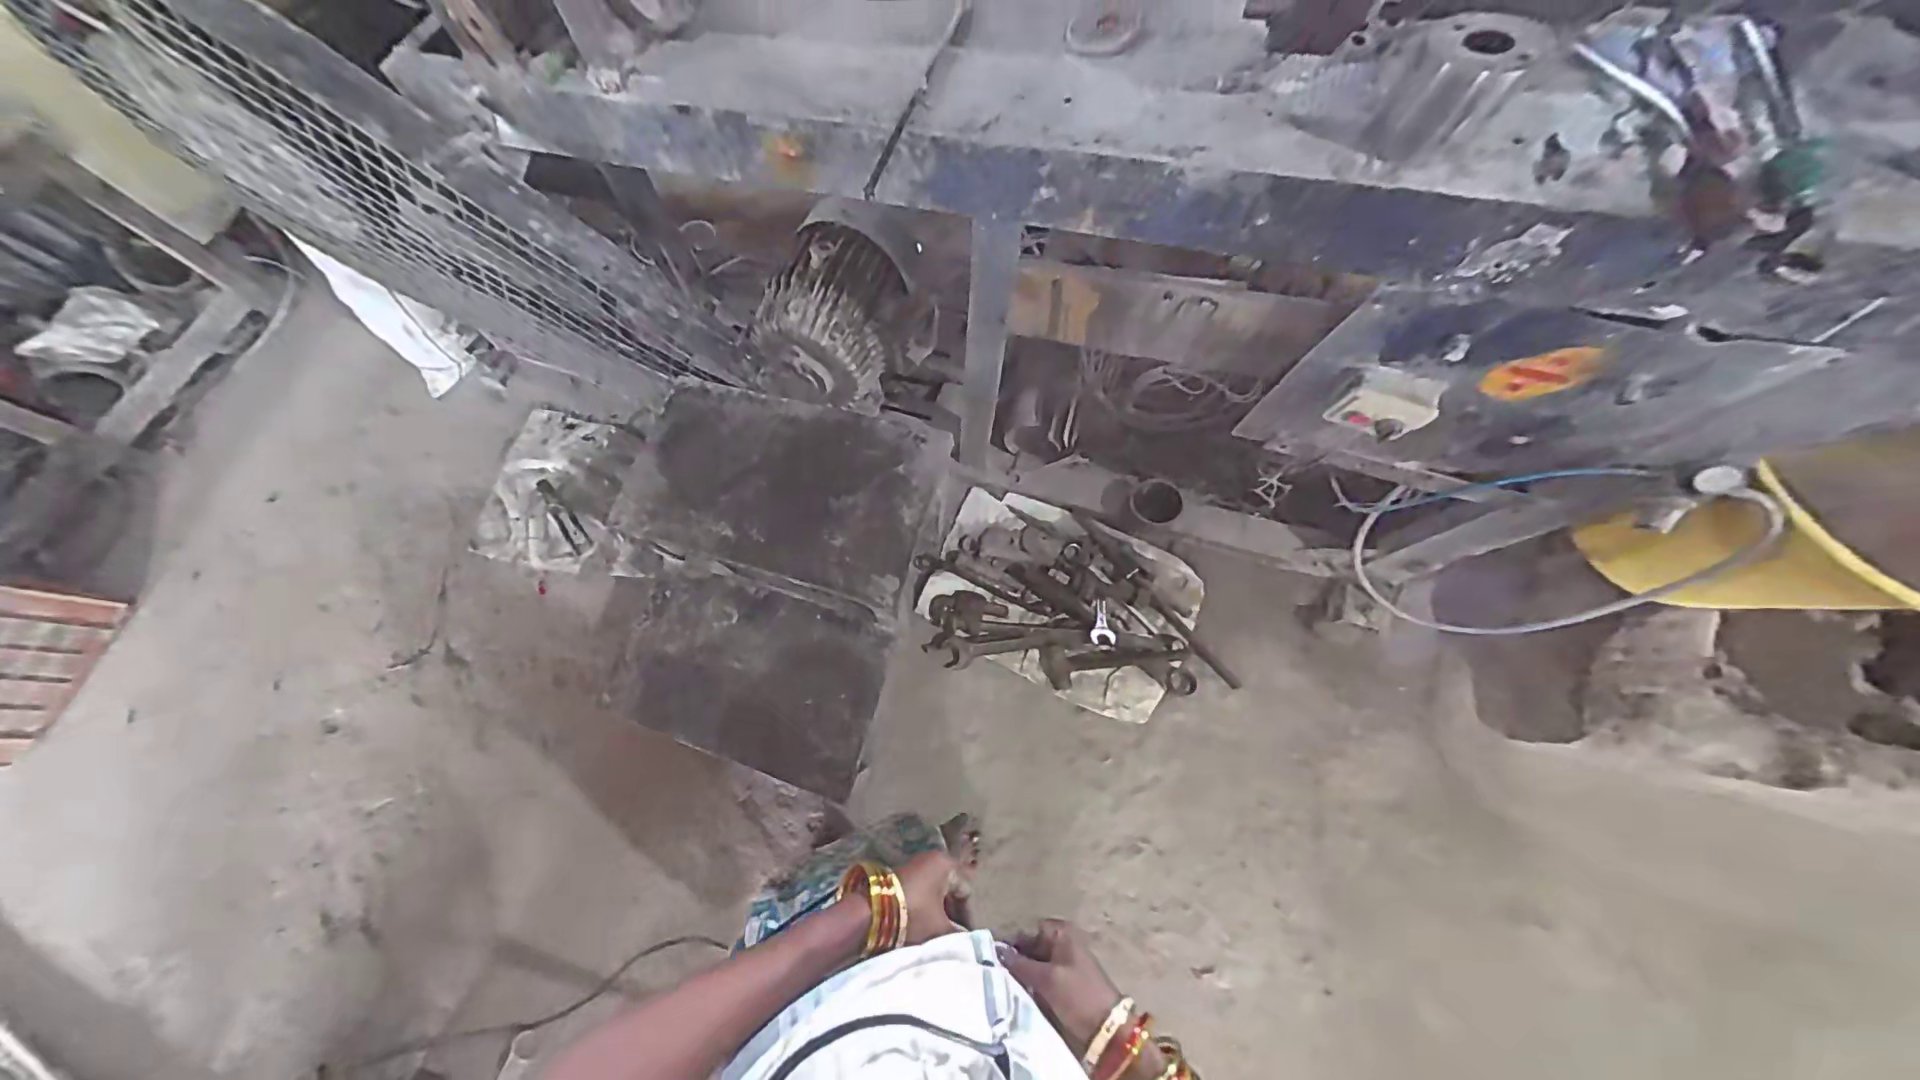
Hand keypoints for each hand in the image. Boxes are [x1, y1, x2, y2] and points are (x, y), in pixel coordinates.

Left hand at [895, 849, 975, 946]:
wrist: (872, 911)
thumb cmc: (914, 914)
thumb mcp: (939, 927)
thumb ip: (957, 933)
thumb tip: (967, 938)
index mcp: (946, 864)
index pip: (965, 890)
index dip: (968, 915)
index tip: (967, 935)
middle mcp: (932, 859)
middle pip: (951, 889)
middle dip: (954, 913)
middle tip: (955, 934)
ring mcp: (916, 865)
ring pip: (936, 890)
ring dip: (940, 911)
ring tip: (941, 933)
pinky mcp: (903, 874)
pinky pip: (923, 890)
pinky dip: (927, 906)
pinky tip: (926, 924)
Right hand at [1000, 919, 1123, 1051]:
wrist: (1106, 1029)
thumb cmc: (1077, 994)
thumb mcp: (1046, 978)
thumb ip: (1021, 964)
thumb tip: (997, 950)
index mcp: (1062, 934)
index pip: (1030, 930)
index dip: (1013, 941)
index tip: (994, 955)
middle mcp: (1063, 945)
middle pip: (1032, 948)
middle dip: (1016, 959)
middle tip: (995, 972)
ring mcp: (1064, 966)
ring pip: (1035, 965)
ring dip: (1022, 975)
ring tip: (1004, 984)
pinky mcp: (1065, 986)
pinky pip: (1042, 980)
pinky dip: (1031, 986)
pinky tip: (1018, 994)